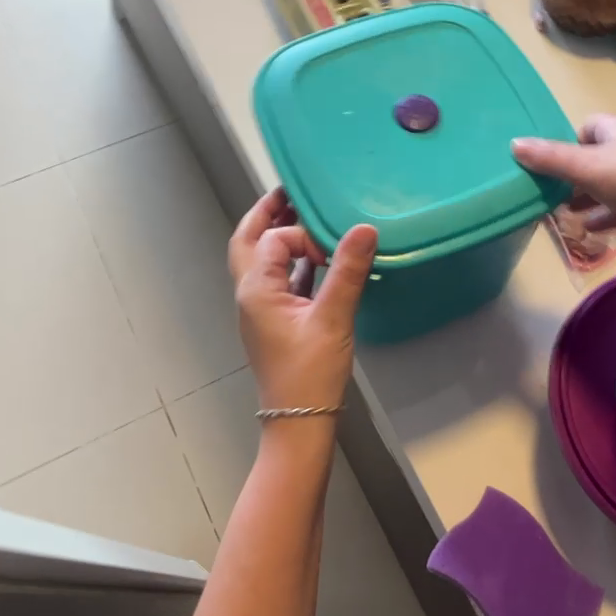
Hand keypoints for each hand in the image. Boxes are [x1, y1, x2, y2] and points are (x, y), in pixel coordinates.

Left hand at [228, 188, 377, 411]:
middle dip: (268, 215)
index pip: (274, 240)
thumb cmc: (310, 372)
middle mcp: (251, 294)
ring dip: (281, 238)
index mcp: (256, 289)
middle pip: (250, 242)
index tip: (332, 248)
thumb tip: (365, 228)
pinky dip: (296, 266)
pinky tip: (321, 264)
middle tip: (290, 192)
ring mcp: (262, 309)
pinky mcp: (277, 323)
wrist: (299, 422)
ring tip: (305, 217)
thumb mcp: (332, 319)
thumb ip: (347, 272)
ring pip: (264, 262)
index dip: (303, 234)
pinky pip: (281, 282)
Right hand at [512, 114, 615, 249]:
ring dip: (588, 198)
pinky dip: (608, 215)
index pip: (585, 128)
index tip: (550, 167)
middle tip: (550, 195)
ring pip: (609, 184)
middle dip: (573, 176)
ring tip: (564, 215)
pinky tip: (591, 229)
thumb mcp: (588, 167)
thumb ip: (552, 158)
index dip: (566, 144)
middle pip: (595, 158)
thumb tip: (514, 143)